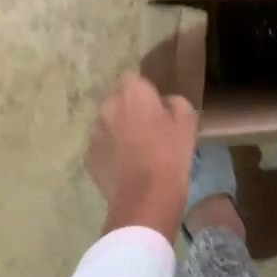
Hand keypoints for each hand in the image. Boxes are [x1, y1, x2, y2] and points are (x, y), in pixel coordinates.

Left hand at [86, 72, 197, 241]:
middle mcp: (107, 107)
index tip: (155, 105)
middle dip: (128, 108)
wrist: (146, 198)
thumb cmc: (171, 154)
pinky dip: (111, 150)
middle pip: (117, 100)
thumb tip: (165, 102)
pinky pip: (102, 145)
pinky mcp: (89, 156)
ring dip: (118, 129)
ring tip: (135, 149)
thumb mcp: (187, 122)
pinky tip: (126, 165)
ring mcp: (94, 132)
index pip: (132, 78)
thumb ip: (175, 102)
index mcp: (132, 93)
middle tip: (147, 126)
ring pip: (107, 123)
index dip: (143, 90)